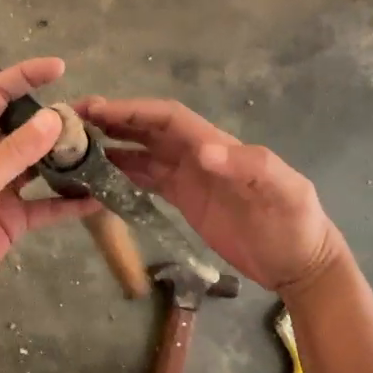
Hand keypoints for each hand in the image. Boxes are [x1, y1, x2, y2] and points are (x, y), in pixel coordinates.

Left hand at [0, 58, 103, 308]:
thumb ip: (13, 153)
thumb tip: (52, 117)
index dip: (24, 77)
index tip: (60, 68)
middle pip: (23, 130)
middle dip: (55, 122)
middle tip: (93, 118)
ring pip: (38, 167)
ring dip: (66, 161)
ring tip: (101, 152)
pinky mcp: (12, 221)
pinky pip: (45, 205)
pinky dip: (69, 203)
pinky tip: (97, 198)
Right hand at [76, 97, 342, 293]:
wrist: (299, 262)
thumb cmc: (294, 225)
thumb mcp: (283, 193)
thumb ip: (248, 168)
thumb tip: (203, 151)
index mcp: (218, 146)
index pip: (168, 119)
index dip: (134, 111)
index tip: (97, 110)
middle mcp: (199, 154)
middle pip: (149, 129)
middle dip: (114, 120)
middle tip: (73, 120)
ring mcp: (190, 177)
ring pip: (143, 152)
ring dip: (112, 145)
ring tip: (76, 146)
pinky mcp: (185, 200)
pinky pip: (147, 179)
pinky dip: (122, 174)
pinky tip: (99, 177)